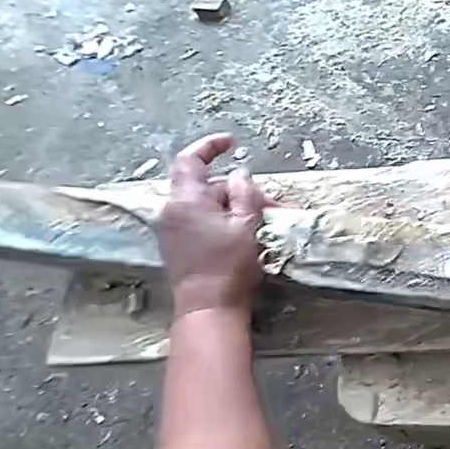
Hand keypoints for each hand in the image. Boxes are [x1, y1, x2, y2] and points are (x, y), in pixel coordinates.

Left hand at [157, 134, 268, 319]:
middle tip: (275, 206)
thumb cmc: (230, 265)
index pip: (191, 161)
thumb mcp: (246, 226)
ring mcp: (173, 229)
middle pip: (208, 187)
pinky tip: (248, 232)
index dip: (210, 147)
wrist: (209, 306)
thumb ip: (244, 196)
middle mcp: (173, 211)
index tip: (232, 142)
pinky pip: (203, 221)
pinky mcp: (179, 245)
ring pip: (208, 206)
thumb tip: (241, 175)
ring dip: (237, 208)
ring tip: (267, 222)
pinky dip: (226, 220)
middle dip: (241, 191)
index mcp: (187, 201)